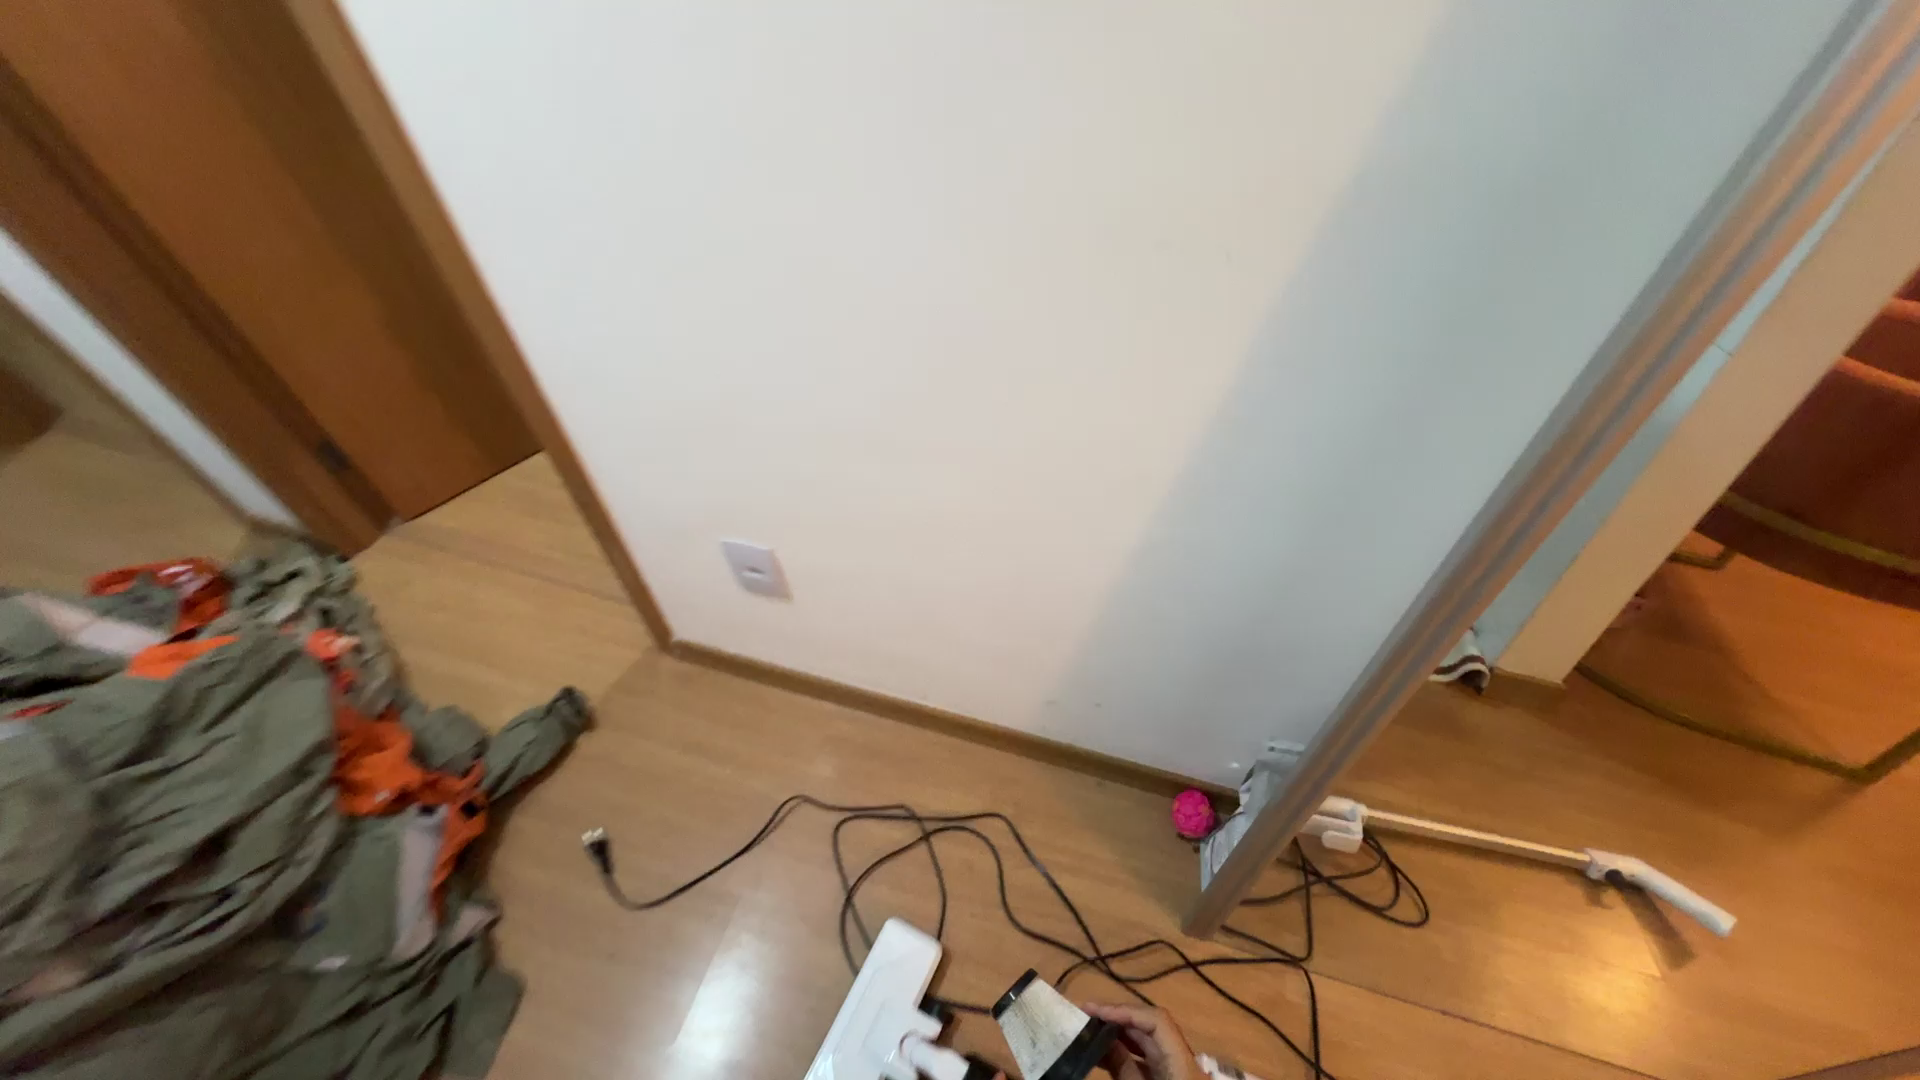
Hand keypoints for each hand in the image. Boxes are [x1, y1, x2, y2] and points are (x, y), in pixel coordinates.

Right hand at [1081, 1002, 1199, 1079]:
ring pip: (1148, 1042)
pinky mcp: (1171, 1078)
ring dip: (1120, 1034)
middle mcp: (1183, 1058)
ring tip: (1091, 1031)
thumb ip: (1123, 1067)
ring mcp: (1178, 1069)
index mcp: (1183, 1060)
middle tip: (1087, 1015)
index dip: (1125, 1010)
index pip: (1156, 1019)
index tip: (1095, 1011)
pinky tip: (1105, 1053)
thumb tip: (1102, 1039)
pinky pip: (1148, 1059)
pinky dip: (1127, 1054)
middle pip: (1151, 1027)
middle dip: (1118, 1018)